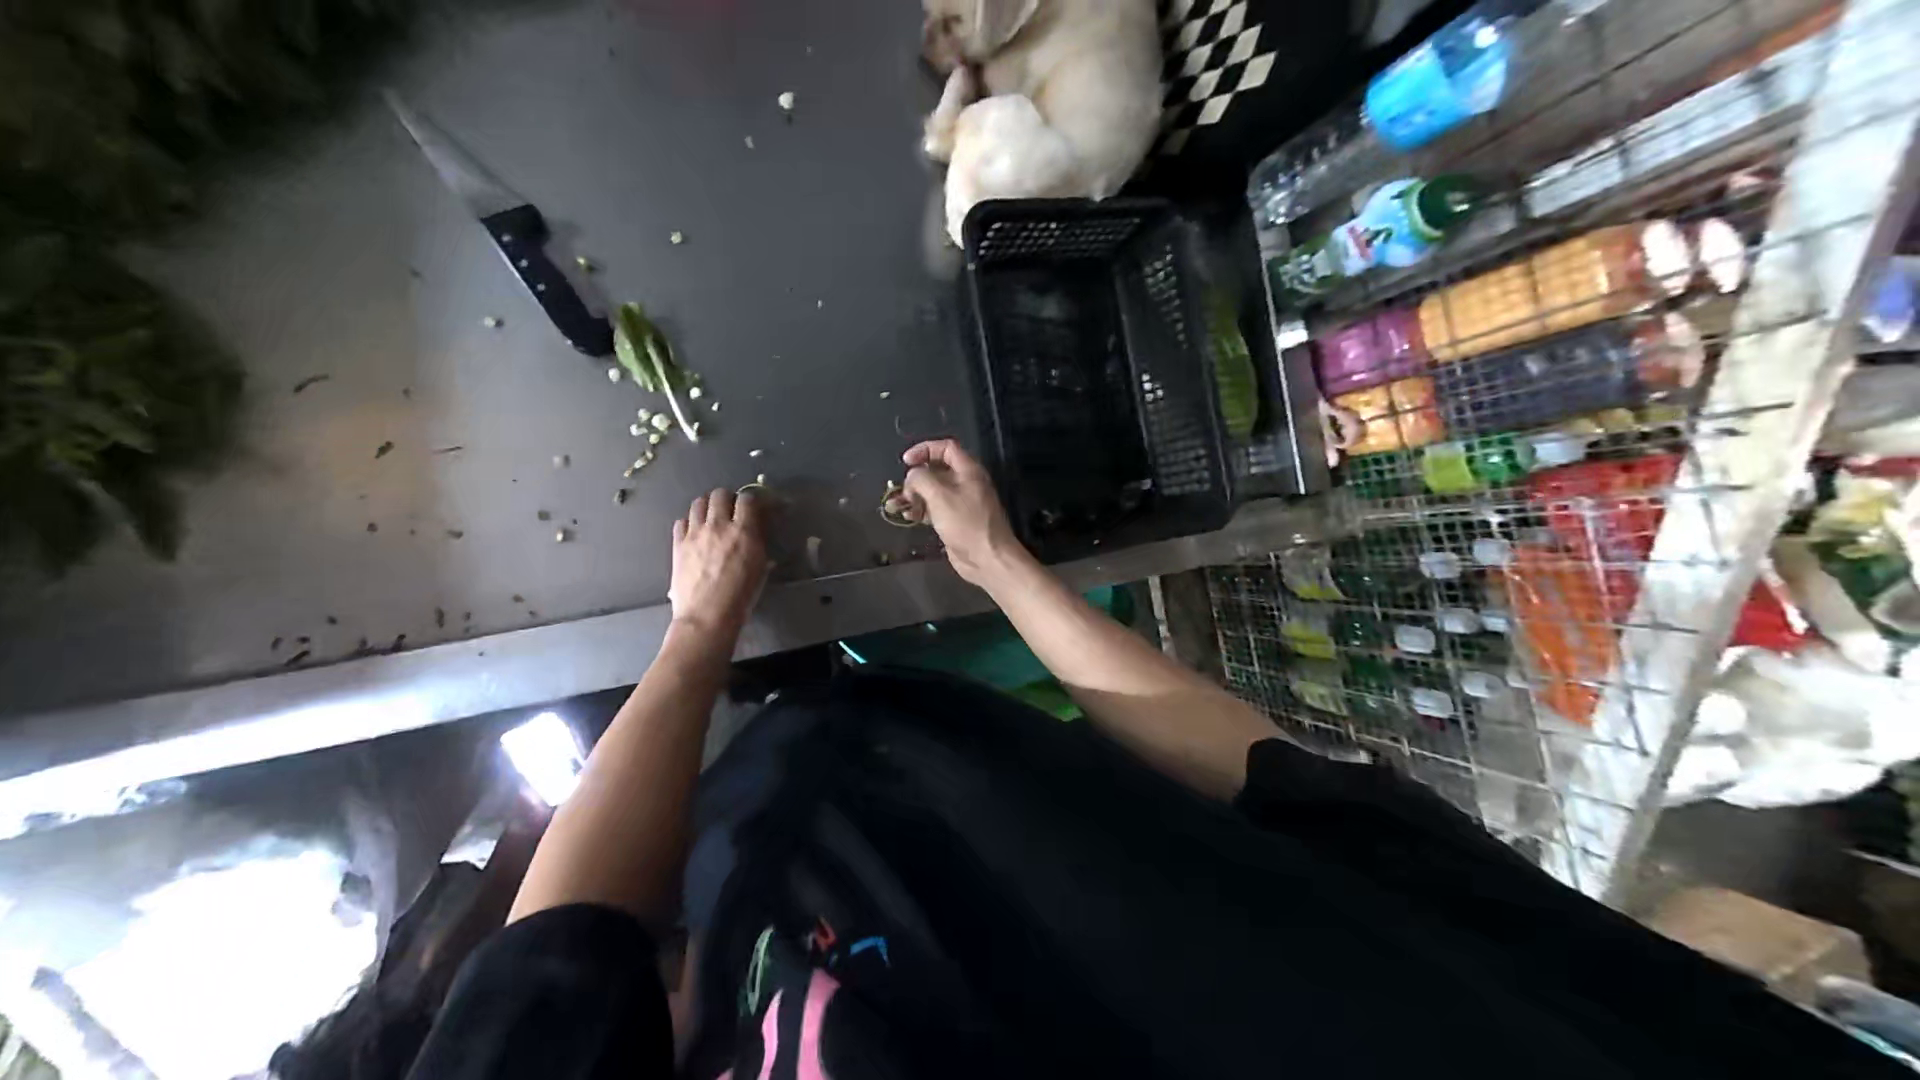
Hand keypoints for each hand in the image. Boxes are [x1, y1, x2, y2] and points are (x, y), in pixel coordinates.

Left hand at [669, 488, 767, 638]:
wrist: (707, 615)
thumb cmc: (741, 596)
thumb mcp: (760, 568)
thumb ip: (759, 544)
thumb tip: (758, 533)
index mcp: (744, 531)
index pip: (748, 499)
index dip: (753, 500)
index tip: (756, 507)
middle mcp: (718, 525)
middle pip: (720, 494)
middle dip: (728, 499)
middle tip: (732, 510)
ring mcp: (695, 533)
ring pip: (698, 503)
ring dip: (707, 506)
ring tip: (712, 517)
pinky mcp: (678, 544)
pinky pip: (681, 521)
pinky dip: (689, 522)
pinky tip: (695, 532)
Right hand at [896, 439, 1027, 588]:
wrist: (987, 558)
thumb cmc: (966, 524)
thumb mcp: (940, 496)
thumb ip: (922, 479)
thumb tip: (913, 476)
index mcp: (968, 471)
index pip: (946, 448)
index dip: (925, 449)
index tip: (906, 461)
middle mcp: (965, 483)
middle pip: (936, 470)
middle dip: (916, 478)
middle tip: (904, 491)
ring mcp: (960, 503)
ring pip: (932, 492)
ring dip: (913, 496)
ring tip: (895, 506)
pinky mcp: (954, 521)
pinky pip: (933, 509)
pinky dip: (919, 510)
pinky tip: (907, 517)